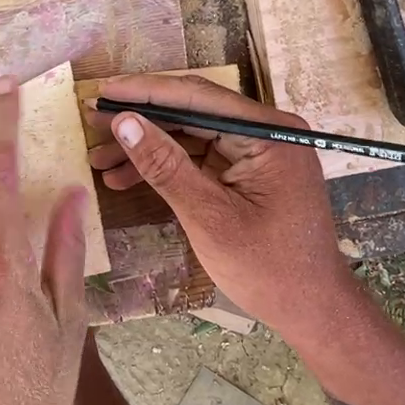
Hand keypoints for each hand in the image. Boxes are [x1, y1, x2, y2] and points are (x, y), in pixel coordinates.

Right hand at [88, 73, 356, 334]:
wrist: (313, 313)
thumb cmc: (268, 269)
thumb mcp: (208, 216)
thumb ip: (164, 164)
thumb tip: (123, 121)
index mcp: (268, 133)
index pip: (196, 96)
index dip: (144, 92)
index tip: (102, 91)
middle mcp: (265, 131)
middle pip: (191, 111)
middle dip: (139, 120)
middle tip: (91, 121)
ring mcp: (257, 150)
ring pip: (189, 134)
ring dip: (145, 146)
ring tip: (98, 158)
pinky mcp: (247, 170)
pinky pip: (198, 157)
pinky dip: (165, 166)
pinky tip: (124, 178)